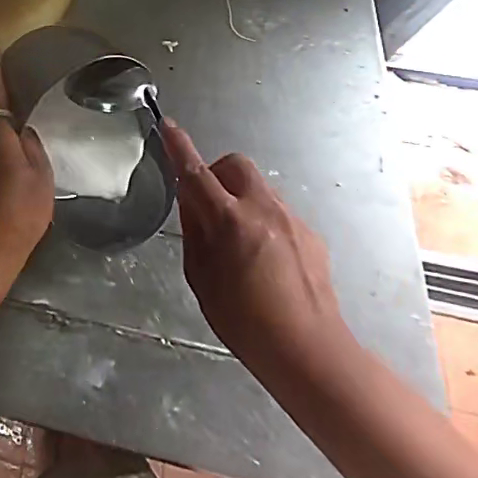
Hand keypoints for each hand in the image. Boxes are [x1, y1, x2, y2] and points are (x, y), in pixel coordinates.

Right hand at [165, 122, 354, 377]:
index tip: (167, 125)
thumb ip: (194, 231)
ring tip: (240, 243)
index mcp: (228, 220)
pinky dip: (264, 223)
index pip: (195, 171)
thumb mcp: (200, 276)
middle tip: (210, 205)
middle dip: (218, 174)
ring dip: (242, 200)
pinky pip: (278, 213)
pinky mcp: (311, 234)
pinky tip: (267, 261)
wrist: (309, 351)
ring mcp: (291, 219)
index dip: (178, 146)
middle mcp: (262, 209)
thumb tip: (192, 200)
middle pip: (235, 164)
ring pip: (258, 189)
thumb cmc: (243, 321)